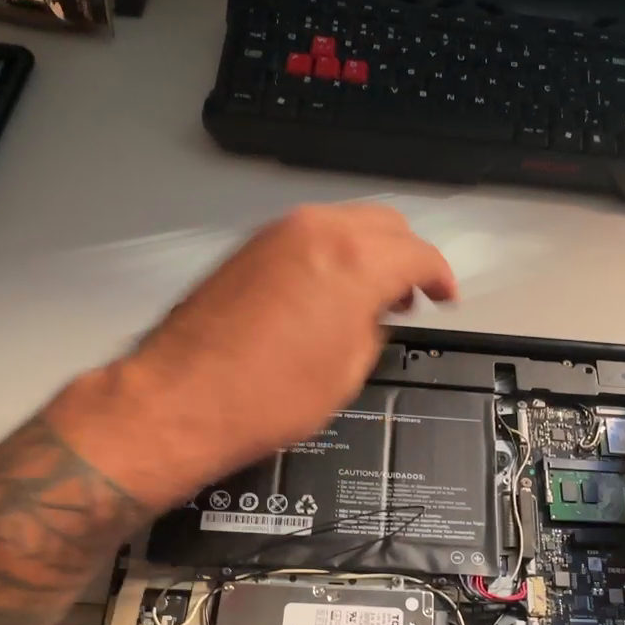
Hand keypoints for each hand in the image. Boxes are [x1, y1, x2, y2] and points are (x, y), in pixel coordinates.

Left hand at [46, 204, 456, 506]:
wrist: (182, 400)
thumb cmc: (256, 395)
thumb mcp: (347, 372)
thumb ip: (374, 328)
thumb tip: (374, 316)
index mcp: (354, 261)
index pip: (418, 255)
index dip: (440, 278)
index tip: (443, 294)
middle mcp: (316, 233)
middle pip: (385, 225)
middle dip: (406, 258)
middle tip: (411, 294)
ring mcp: (277, 234)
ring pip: (344, 224)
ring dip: (367, 253)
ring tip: (370, 297)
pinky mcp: (250, 248)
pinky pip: (308, 237)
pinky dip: (330, 256)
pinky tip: (328, 292)